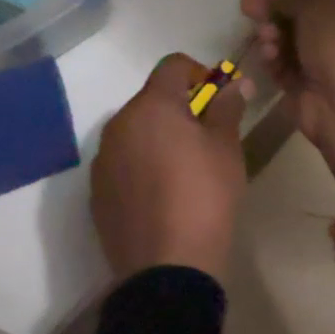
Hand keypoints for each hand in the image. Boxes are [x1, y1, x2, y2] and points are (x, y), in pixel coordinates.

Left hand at [91, 54, 249, 282]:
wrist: (168, 268)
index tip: (218, 98)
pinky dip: (142, 165)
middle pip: (151, 99)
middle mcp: (119, 125)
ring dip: (158, 137)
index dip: (199, 72)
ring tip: (185, 169)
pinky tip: (163, 194)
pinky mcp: (97, 194)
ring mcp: (103, 160)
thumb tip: (237, 83)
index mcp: (151, 106)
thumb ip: (228, 107)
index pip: (172, 65)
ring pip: (135, 132)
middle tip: (207, 136)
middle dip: (179, 108)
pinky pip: (123, 163)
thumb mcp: (226, 148)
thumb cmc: (205, 196)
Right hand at [240, 0, 334, 189]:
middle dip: (273, 11)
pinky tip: (267, 54)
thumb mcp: (317, 9)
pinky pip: (282, 67)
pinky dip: (273, 59)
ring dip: (272, 35)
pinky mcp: (303, 87)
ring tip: (265, 36)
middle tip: (247, 6)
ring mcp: (321, 63)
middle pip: (299, 18)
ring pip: (288, 42)